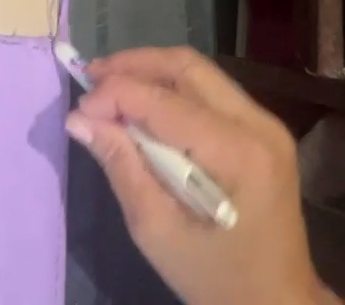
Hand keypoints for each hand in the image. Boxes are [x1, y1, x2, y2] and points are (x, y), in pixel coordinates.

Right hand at [67, 48, 337, 304]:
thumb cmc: (216, 279)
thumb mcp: (157, 231)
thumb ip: (121, 166)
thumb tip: (79, 118)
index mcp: (237, 154)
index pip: (165, 102)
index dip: (116, 94)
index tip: (80, 107)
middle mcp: (258, 124)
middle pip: (186, 67)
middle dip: (133, 66)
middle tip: (90, 78)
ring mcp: (265, 123)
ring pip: (198, 72)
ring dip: (150, 72)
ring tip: (109, 86)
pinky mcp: (262, 128)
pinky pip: (210, 90)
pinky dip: (171, 88)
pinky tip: (143, 103)